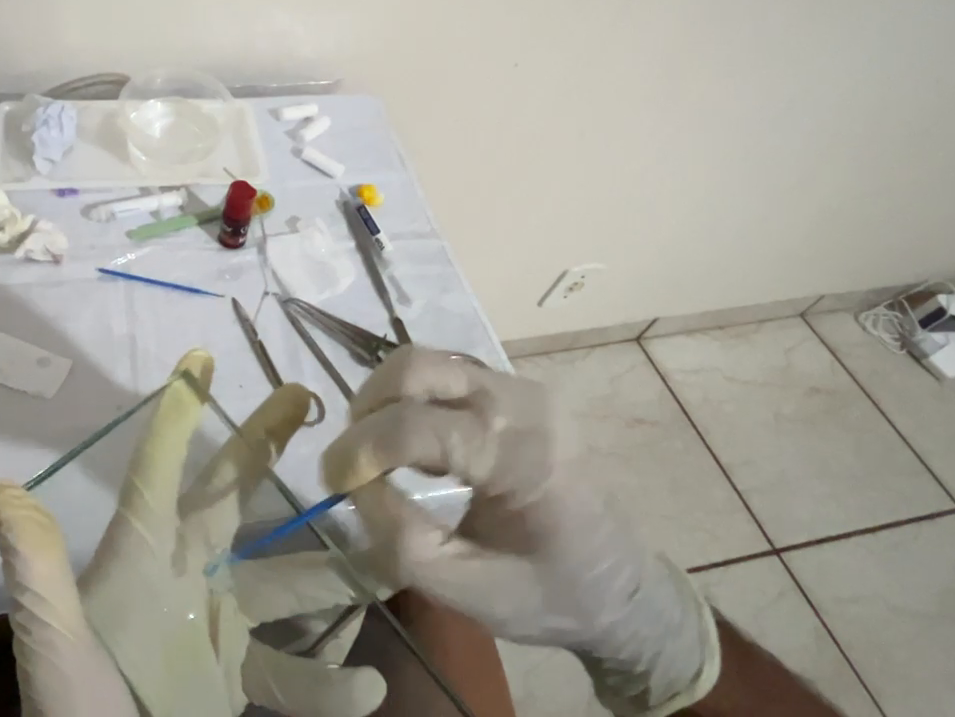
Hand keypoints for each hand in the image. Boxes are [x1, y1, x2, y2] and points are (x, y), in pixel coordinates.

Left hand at [0, 349, 388, 716]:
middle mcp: (182, 573)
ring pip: (285, 582)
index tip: (200, 355)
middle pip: (231, 496)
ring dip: (337, 571)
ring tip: (389, 554)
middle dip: (264, 444)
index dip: (179, 414)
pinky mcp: (238, 675)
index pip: (159, 471)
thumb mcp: (52, 642)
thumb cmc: (75, 711)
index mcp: (138, 556)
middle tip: (302, 393)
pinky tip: (368, 688)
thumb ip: (36, 571)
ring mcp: (215, 623)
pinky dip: (328, 683)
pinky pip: (292, 671)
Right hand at [321, 346, 719, 716]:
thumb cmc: (547, 595)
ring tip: (377, 447)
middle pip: (416, 366)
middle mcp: (523, 403)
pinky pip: (444, 371)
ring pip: (426, 360)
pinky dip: (410, 396)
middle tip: (353, 456)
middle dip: (368, 406)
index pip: (418, 427)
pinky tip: (413, 441)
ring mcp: (521, 387)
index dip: (361, 449)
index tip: (331, 480)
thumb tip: (355, 482)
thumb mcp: (468, 591)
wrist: (622, 588)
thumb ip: (401, 538)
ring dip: (385, 396)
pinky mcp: (514, 387)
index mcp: (523, 457)